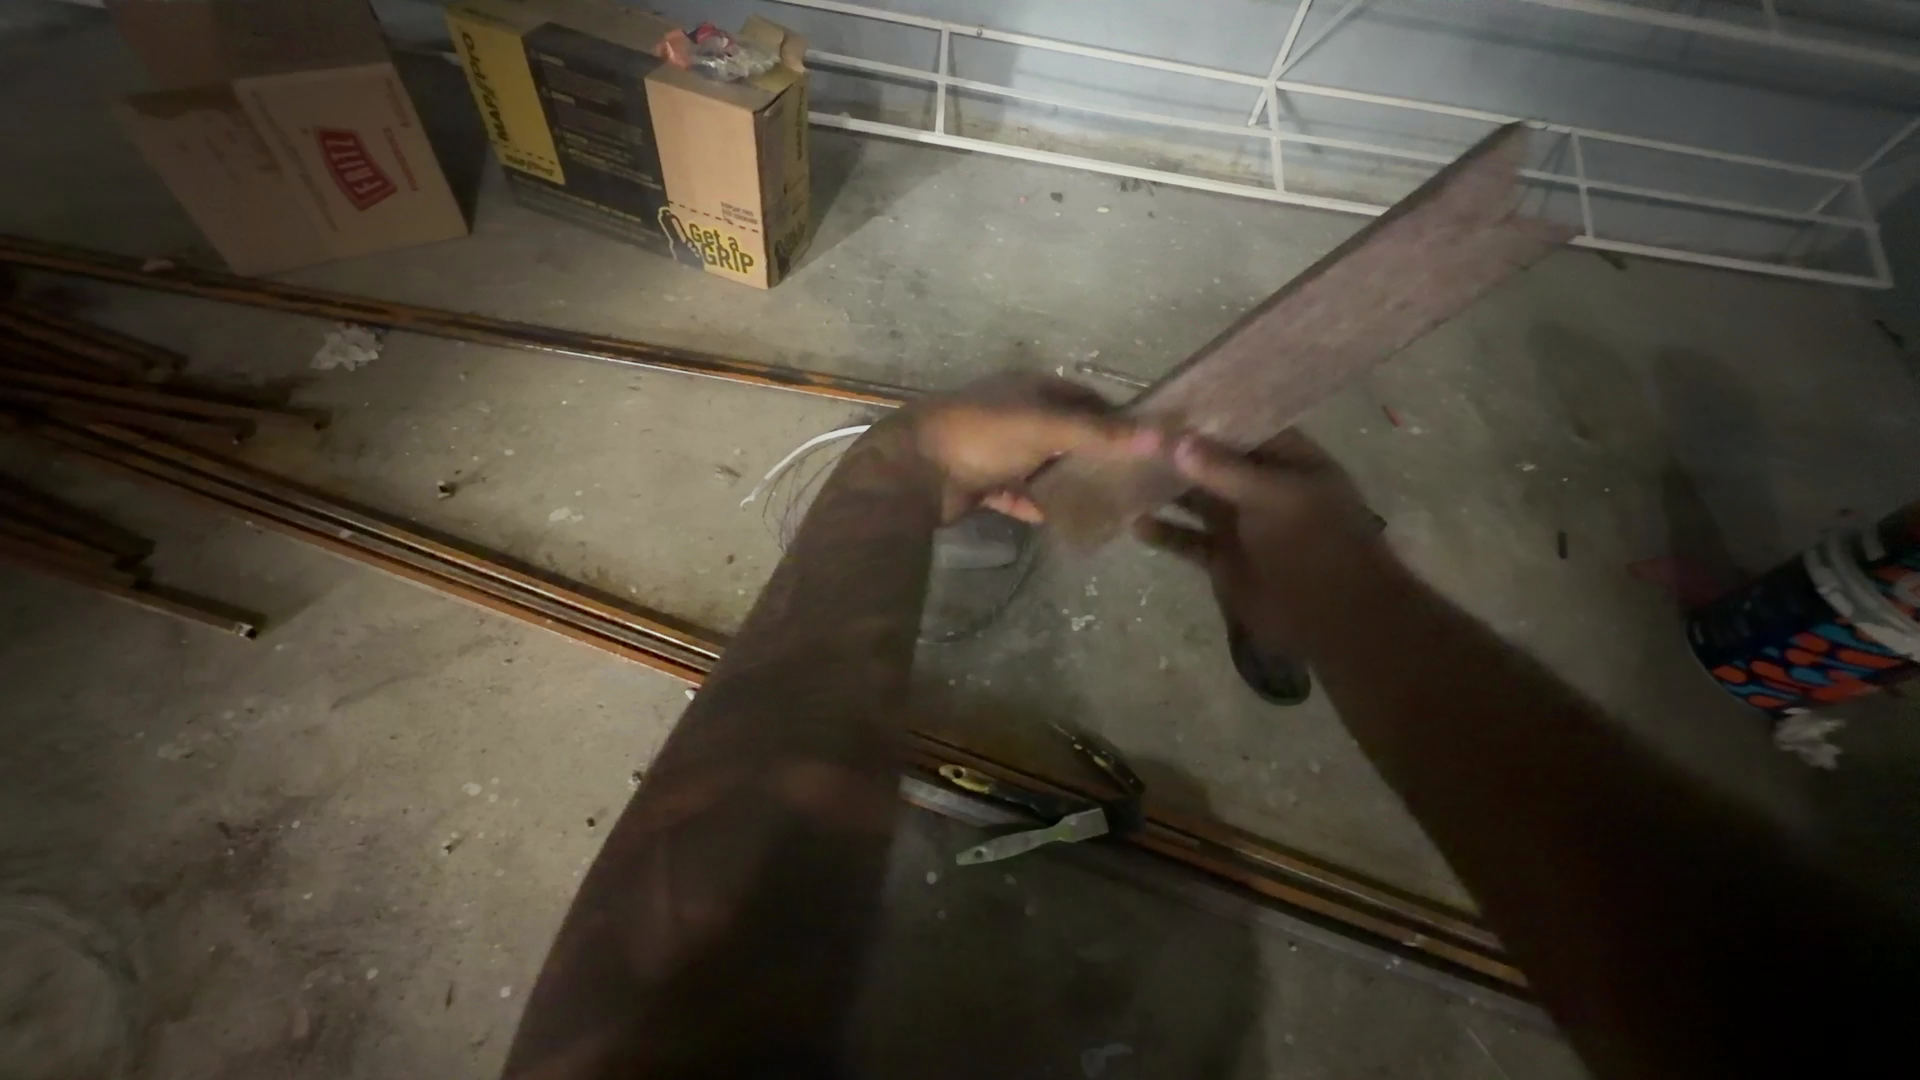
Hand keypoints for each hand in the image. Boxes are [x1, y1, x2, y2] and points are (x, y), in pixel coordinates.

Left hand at [907, 373, 1160, 522]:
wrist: (914, 469)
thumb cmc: (983, 435)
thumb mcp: (1046, 428)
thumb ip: (1100, 434)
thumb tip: (1162, 436)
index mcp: (1027, 389)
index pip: (1082, 396)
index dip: (1112, 415)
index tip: (1142, 440)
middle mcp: (1011, 413)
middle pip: (1060, 431)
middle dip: (1089, 451)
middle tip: (1126, 477)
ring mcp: (992, 448)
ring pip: (1036, 463)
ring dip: (1060, 479)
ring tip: (1098, 500)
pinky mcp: (977, 481)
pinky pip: (1012, 492)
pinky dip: (1030, 502)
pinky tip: (1052, 517)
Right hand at [1134, 431, 1389, 650]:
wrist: (1333, 619)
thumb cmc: (1314, 544)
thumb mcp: (1273, 496)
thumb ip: (1222, 468)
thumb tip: (1175, 440)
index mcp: (1289, 462)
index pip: (1243, 428)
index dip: (1206, 417)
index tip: (1162, 405)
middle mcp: (1262, 488)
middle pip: (1212, 462)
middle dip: (1176, 452)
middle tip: (1129, 437)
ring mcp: (1241, 525)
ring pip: (1195, 500)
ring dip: (1164, 490)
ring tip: (1123, 475)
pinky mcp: (1222, 558)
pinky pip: (1187, 540)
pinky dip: (1164, 532)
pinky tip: (1135, 523)